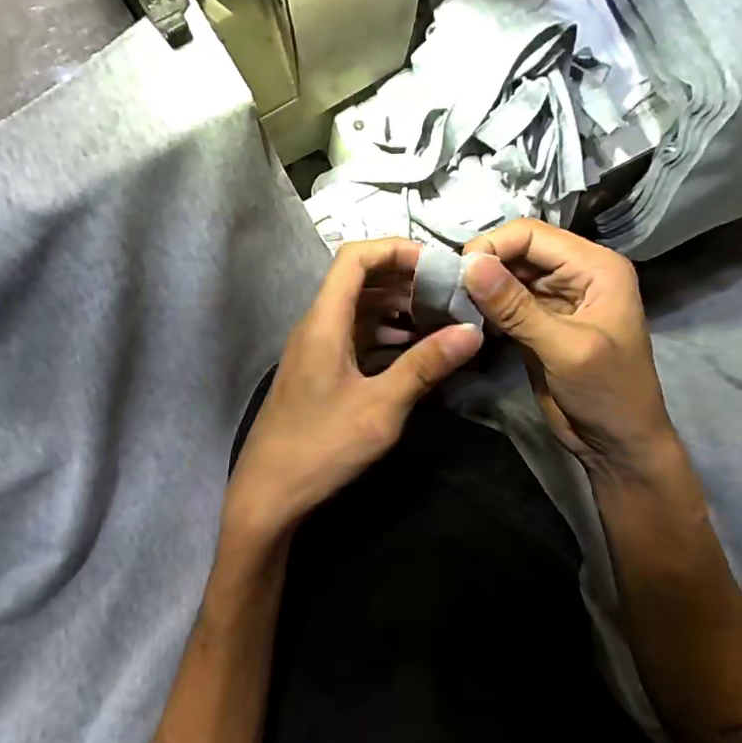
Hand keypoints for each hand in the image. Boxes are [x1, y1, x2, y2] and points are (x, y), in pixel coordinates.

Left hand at [225, 239, 483, 538]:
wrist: (269, 493)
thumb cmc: (321, 447)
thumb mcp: (381, 408)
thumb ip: (425, 366)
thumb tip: (472, 332)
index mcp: (324, 323)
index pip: (355, 258)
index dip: (396, 249)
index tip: (439, 265)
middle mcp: (315, 327)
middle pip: (358, 281)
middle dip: (404, 279)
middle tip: (449, 293)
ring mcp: (315, 351)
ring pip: (357, 311)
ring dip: (396, 308)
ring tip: (440, 319)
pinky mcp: (318, 373)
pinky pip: (353, 338)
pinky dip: (384, 335)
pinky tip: (412, 350)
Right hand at [461, 219, 676, 476]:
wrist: (617, 444)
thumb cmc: (607, 393)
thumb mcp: (564, 348)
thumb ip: (516, 306)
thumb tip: (469, 264)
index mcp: (595, 267)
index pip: (532, 235)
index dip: (492, 246)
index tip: (455, 274)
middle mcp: (575, 274)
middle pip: (517, 251)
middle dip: (482, 266)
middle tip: (445, 291)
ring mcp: (555, 300)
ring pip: (507, 277)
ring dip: (479, 287)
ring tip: (447, 303)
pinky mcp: (538, 324)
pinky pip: (505, 304)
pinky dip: (484, 308)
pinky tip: (462, 317)